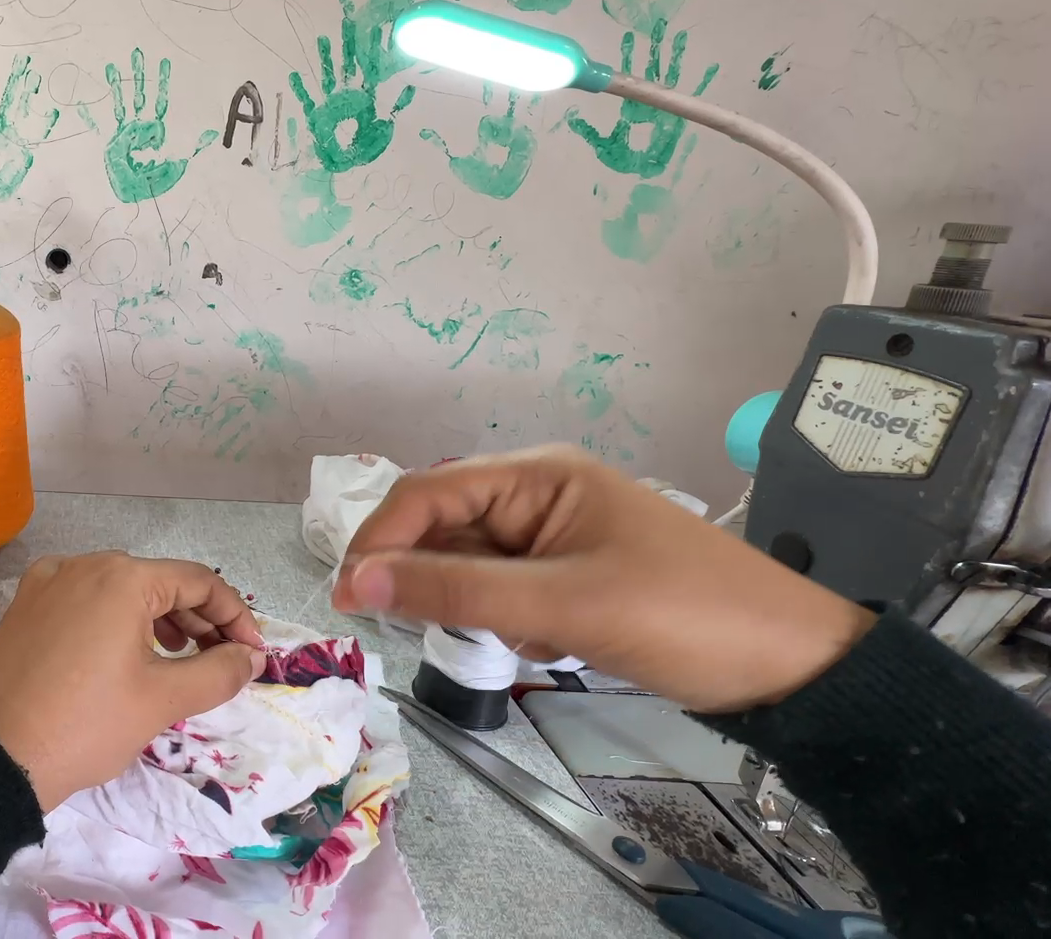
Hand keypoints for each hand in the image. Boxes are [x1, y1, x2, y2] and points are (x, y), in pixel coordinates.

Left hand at [0, 552, 266, 810]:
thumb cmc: (85, 724)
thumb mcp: (162, 701)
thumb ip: (219, 672)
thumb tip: (252, 655)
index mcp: (123, 576)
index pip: (199, 582)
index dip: (234, 616)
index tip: (253, 654)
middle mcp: (85, 563)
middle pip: (159, 582)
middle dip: (198, 620)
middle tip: (220, 662)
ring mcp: (49, 580)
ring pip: (120, 589)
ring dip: (159, 619)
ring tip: (177, 658)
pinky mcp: (26, 603)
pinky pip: (84, 599)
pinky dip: (114, 618)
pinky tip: (121, 652)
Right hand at [333, 446, 873, 712]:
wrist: (800, 673)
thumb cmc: (683, 617)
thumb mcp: (559, 604)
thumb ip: (451, 591)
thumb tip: (353, 582)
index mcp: (534, 474)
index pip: (424, 494)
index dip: (378, 541)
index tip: (346, 596)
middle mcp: (534, 492)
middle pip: (440, 526)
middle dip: (431, 578)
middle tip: (426, 628)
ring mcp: (549, 533)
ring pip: (466, 562)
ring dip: (474, 603)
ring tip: (529, 638)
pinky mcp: (563, 570)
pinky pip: (499, 587)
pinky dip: (506, 619)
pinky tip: (551, 644)